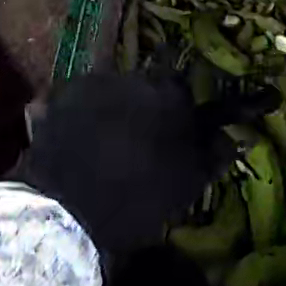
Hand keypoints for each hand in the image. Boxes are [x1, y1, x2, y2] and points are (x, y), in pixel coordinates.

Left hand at [8, 73, 259, 260]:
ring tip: (101, 146)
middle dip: (141, 106)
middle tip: (138, 141)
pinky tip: (72, 143)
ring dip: (107, 109)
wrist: (65, 210)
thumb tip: (232, 136)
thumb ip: (213, 153)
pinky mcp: (52, 96)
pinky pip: (71, 101)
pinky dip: (73, 116)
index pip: (180, 86)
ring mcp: (85, 82)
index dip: (178, 107)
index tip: (174, 128)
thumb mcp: (186, 184)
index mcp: (165, 93)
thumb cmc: (135, 199)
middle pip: (141, 85)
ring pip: (105, 91)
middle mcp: (126, 75)